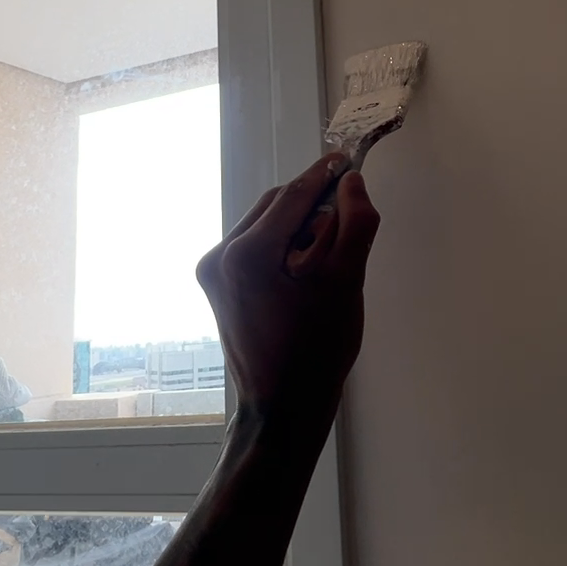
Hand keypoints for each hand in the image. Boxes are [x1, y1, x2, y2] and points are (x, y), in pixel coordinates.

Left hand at [196, 154, 381, 422]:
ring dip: (298, 226)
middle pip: (276, 205)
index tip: (347, 160)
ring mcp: (212, 271)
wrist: (283, 406)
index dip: (324, 174)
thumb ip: (354, 223)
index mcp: (247, 252)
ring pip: (265, 223)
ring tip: (325, 259)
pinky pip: (255, 246)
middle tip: (346, 224)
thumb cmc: (318, 347)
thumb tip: (351, 183)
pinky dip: (282, 245)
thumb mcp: (348, 281)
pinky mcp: (215, 285)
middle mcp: (219, 255)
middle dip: (312, 206)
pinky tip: (303, 273)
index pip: (293, 194)